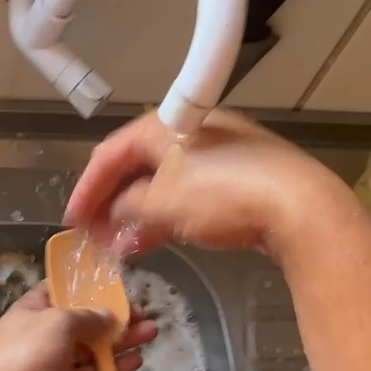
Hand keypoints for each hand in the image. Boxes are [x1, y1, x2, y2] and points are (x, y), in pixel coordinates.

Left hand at [0, 284, 156, 370]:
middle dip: (116, 317)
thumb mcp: (59, 323)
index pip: (65, 290)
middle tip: (145, 315)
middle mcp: (47, 331)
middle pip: (86, 320)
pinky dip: (114, 368)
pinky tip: (136, 361)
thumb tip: (111, 316)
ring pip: (94, 348)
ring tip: (151, 334)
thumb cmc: (26, 353)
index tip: (119, 288)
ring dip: (122, 341)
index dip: (91, 287)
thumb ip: (88, 317)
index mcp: (37, 308)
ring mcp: (56, 360)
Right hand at [63, 110, 355, 260]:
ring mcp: (216, 156)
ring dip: (136, 214)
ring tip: (118, 245)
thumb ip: (127, 210)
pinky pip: (187, 196)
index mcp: (165, 125)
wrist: (297, 206)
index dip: (87, 188)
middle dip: (111, 203)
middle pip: (136, 167)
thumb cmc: (224, 195)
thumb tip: (111, 221)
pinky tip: (153, 242)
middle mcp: (190, 132)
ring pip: (162, 184)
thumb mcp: (162, 204)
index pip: (111, 153)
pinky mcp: (236, 180)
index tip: (72, 219)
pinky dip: (164, 217)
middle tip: (93, 235)